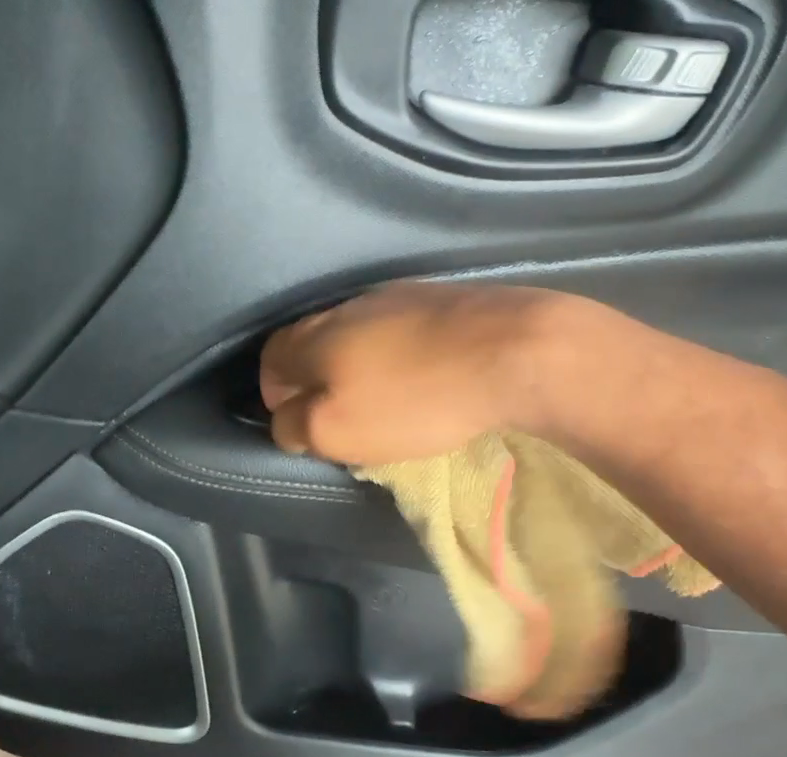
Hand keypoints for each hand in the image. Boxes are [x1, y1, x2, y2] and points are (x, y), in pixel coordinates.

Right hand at [260, 282, 587, 464]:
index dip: (276, 395)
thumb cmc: (412, 399)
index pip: (268, 359)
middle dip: (315, 379)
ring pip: (356, 334)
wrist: (518, 351)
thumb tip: (287, 420)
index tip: (301, 423)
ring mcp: (398, 296)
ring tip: (383, 396)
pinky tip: (422, 375)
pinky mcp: (443, 298)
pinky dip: (398, 354)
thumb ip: (294, 427)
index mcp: (311, 336)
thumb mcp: (334, 431)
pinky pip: (400, 329)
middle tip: (340, 414)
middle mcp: (345, 306)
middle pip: (310, 343)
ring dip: (357, 364)